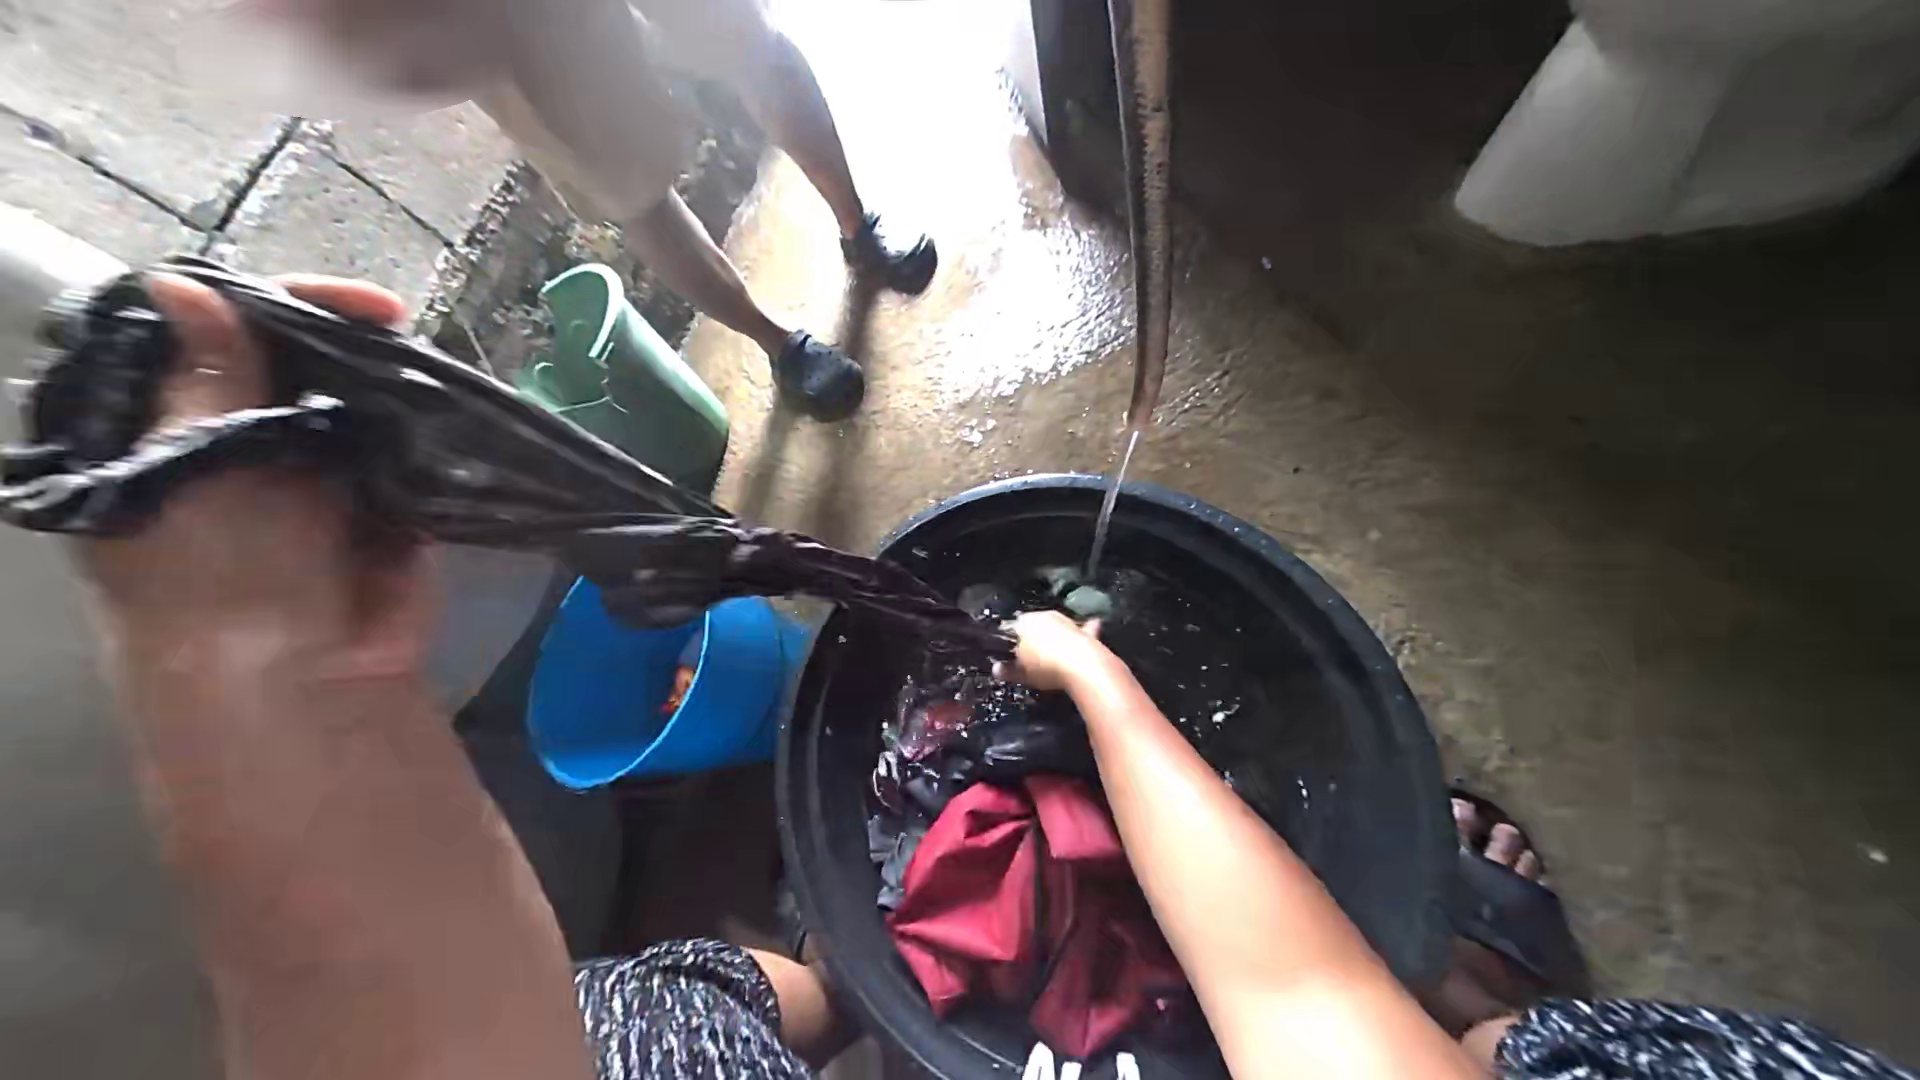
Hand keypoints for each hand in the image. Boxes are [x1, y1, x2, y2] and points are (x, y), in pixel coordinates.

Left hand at [80, 273, 434, 687]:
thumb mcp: (189, 471)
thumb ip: (204, 386)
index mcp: (172, 422)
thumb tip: (188, 287)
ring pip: (357, 393)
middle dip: (340, 334)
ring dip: (388, 375)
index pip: (211, 333)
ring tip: (423, 357)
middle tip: (392, 321)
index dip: (267, 303)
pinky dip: (425, 420)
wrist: (306, 663)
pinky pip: (408, 440)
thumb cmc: (216, 573)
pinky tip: (445, 399)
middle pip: (294, 356)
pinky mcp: (393, 491)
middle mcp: (252, 432)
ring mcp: (329, 462)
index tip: (334, 302)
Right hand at [995, 610, 1109, 692]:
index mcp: (1025, 622)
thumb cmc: (1045, 668)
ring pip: (1057, 626)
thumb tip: (996, 669)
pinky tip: (1092, 624)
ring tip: (1052, 651)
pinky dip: (1085, 629)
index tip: (1011, 653)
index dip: (1011, 640)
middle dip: (1033, 636)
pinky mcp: (1086, 632)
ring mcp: (1067, 622)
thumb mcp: (1022, 674)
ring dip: (1056, 634)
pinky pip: (1083, 629)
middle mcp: (1045, 616)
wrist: (1083, 668)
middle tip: (1030, 656)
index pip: (1012, 627)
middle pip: (1035, 624)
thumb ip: (1007, 671)